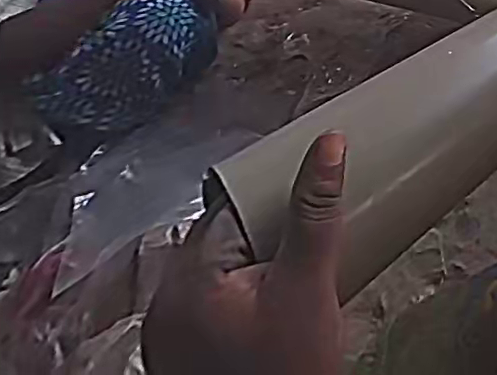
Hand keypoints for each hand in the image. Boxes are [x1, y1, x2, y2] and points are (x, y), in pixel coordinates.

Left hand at [143, 131, 347, 374]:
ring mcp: (175, 333)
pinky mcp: (192, 352)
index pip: (228, 205)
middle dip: (271, 219)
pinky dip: (254, 277)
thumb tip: (329, 143)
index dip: (269, 189)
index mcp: (184, 280)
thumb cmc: (286, 370)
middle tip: (315, 218)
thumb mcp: (309, 284)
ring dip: (265, 248)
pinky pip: (223, 291)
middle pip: (228, 232)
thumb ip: (315, 211)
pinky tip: (285, 282)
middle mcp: (168, 305)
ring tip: (305, 247)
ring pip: (227, 261)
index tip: (307, 179)